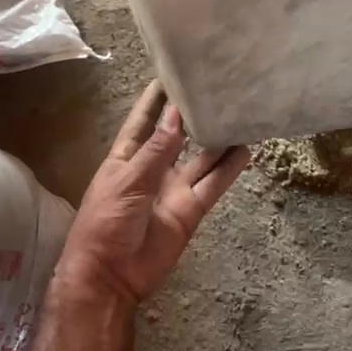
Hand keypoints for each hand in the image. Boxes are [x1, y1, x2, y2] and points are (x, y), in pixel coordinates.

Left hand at [58, 81, 249, 305]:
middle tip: (217, 89)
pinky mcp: (191, 209)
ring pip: (201, 159)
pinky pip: (213, 184)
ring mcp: (174, 189)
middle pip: (177, 136)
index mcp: (126, 159)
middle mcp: (153, 170)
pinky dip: (229, 169)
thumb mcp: (128, 181)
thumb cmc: (105, 223)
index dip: (154, 100)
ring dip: (217, 140)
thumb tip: (176, 113)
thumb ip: (157, 150)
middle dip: (192, 116)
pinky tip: (246, 149)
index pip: (142, 121)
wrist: (111, 276)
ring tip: (239, 114)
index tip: (171, 74)